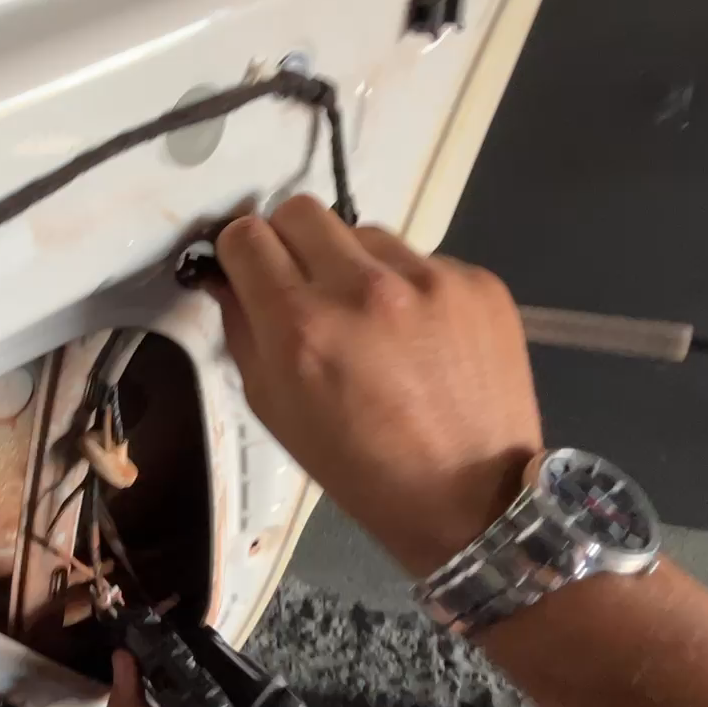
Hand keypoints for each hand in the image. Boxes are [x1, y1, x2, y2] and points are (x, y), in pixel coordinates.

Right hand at [209, 195, 541, 575]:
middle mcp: (362, 287)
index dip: (238, 251)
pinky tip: (417, 334)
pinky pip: (417, 258)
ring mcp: (428, 278)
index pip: (246, 235)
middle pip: (300, 209)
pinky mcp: (478, 280)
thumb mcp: (270, 405)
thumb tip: (229, 277)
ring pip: (362, 230)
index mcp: (301, 325)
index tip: (248, 271)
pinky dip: (404, 285)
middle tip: (299, 281)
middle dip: (286, 239)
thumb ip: (241, 328)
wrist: (468, 497)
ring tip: (369, 317)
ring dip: (349, 262)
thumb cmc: (353, 464)